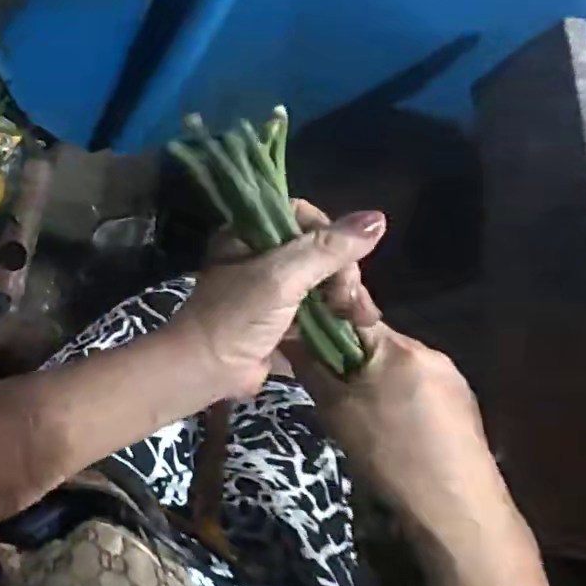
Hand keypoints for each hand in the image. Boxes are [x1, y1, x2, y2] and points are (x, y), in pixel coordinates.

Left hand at [169, 204, 386, 399]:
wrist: (208, 368)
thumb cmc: (237, 316)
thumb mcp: (281, 276)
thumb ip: (327, 249)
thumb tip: (378, 218)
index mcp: (245, 236)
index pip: (301, 217)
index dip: (329, 235)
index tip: (343, 262)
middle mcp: (256, 256)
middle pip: (318, 249)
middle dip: (343, 273)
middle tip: (351, 302)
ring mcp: (267, 287)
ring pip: (321, 279)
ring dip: (345, 296)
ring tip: (359, 319)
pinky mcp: (278, 316)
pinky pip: (316, 306)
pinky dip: (335, 314)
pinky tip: (353, 326)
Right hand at [286, 322, 525, 562]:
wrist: (456, 509)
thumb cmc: (387, 450)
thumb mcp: (334, 407)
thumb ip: (309, 365)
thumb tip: (286, 336)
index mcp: (400, 347)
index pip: (350, 315)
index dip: (320, 323)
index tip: (299, 338)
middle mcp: (430, 353)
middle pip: (373, 340)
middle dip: (344, 354)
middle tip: (322, 381)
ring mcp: (452, 379)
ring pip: (393, 363)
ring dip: (368, 375)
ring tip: (350, 406)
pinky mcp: (462, 404)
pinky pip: (413, 383)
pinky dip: (391, 392)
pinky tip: (383, 422)